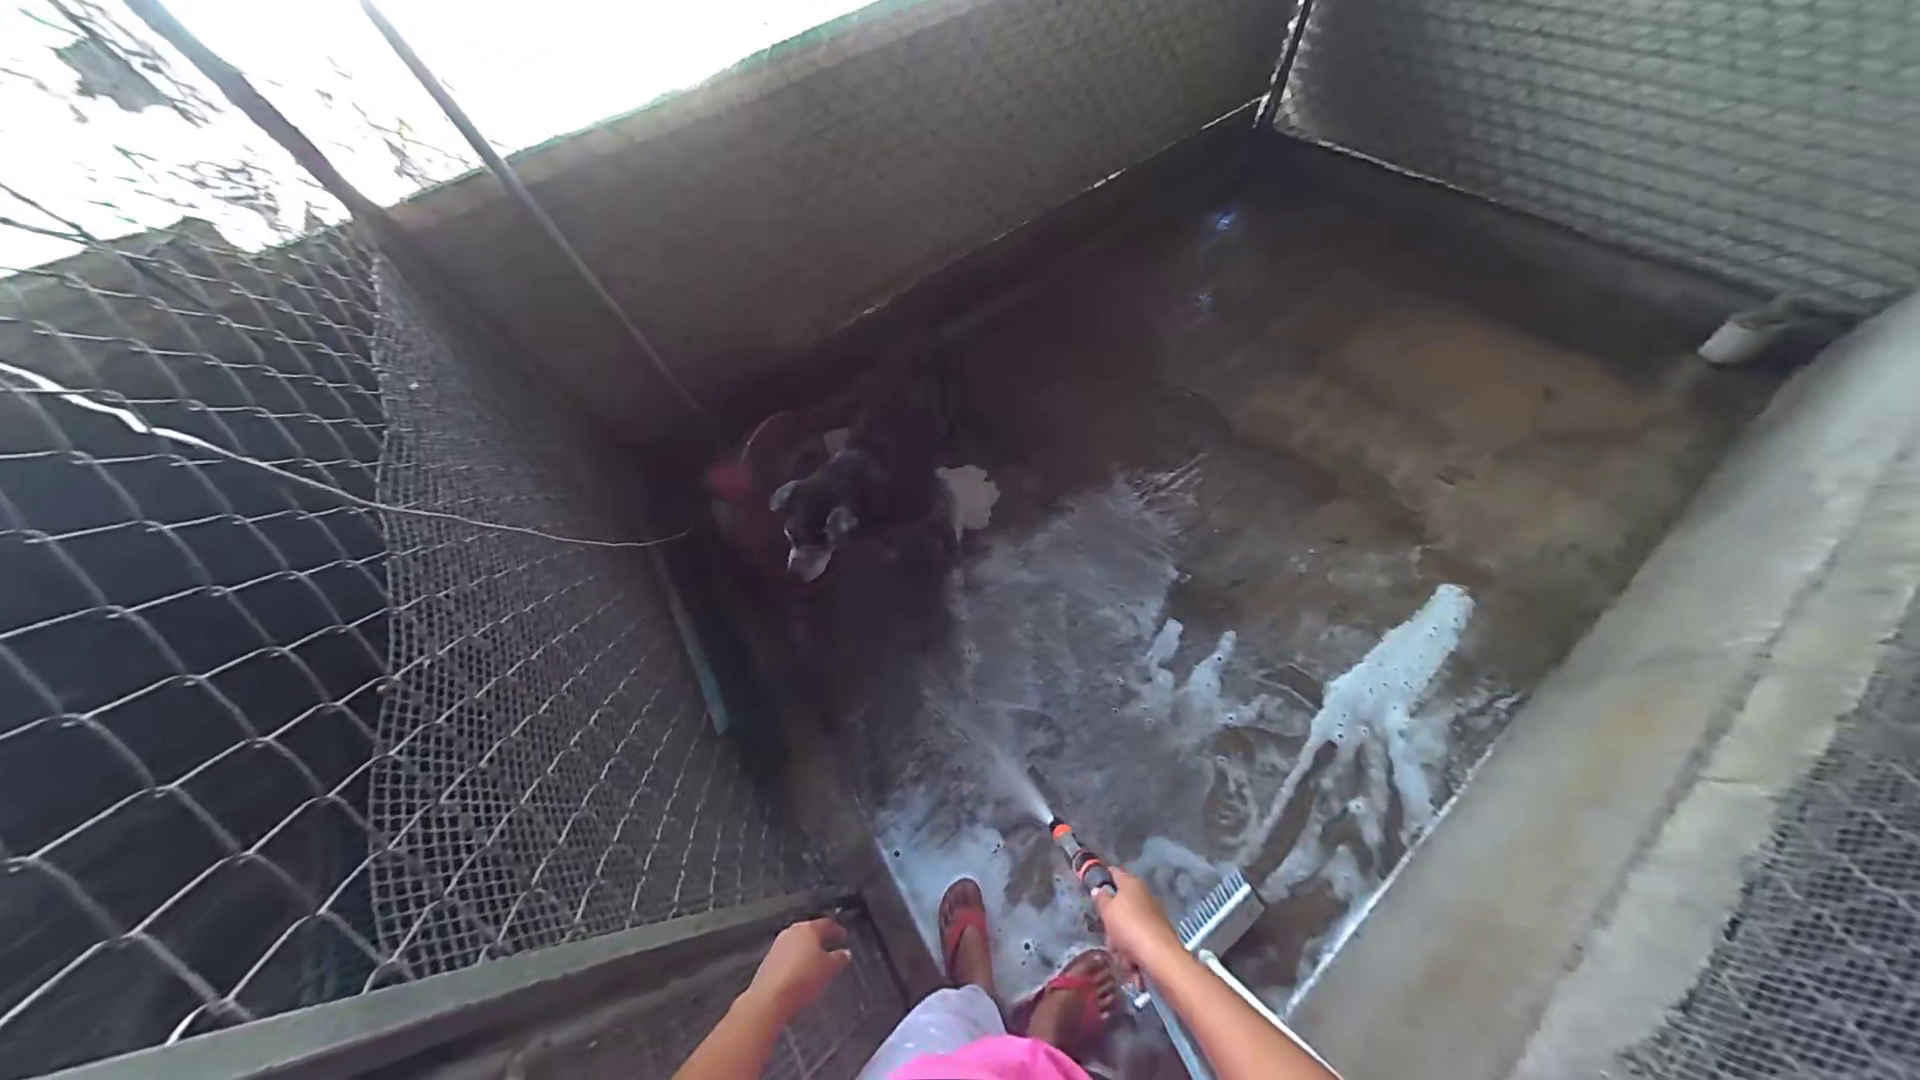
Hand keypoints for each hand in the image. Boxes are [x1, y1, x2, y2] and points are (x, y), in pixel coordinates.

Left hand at [744, 917, 851, 1018]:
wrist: (770, 998)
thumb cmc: (804, 978)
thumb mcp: (828, 969)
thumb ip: (839, 958)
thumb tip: (845, 952)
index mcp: (809, 929)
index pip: (826, 924)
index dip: (836, 930)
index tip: (844, 936)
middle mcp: (793, 931)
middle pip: (810, 931)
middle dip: (820, 937)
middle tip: (830, 945)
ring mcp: (778, 944)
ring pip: (797, 942)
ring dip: (806, 948)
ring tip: (815, 959)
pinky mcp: (768, 959)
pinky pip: (787, 954)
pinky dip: (795, 958)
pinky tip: (799, 969)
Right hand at [1093, 867, 1184, 973]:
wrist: (1161, 956)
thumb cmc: (1129, 926)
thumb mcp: (1107, 911)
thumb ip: (1101, 898)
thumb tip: (1099, 890)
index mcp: (1131, 882)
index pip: (1114, 872)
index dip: (1103, 877)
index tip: (1092, 887)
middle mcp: (1144, 894)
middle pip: (1121, 902)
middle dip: (1112, 918)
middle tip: (1106, 930)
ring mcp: (1154, 913)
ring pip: (1129, 922)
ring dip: (1121, 937)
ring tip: (1118, 952)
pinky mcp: (1159, 932)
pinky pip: (1139, 937)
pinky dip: (1133, 948)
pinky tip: (1130, 961)